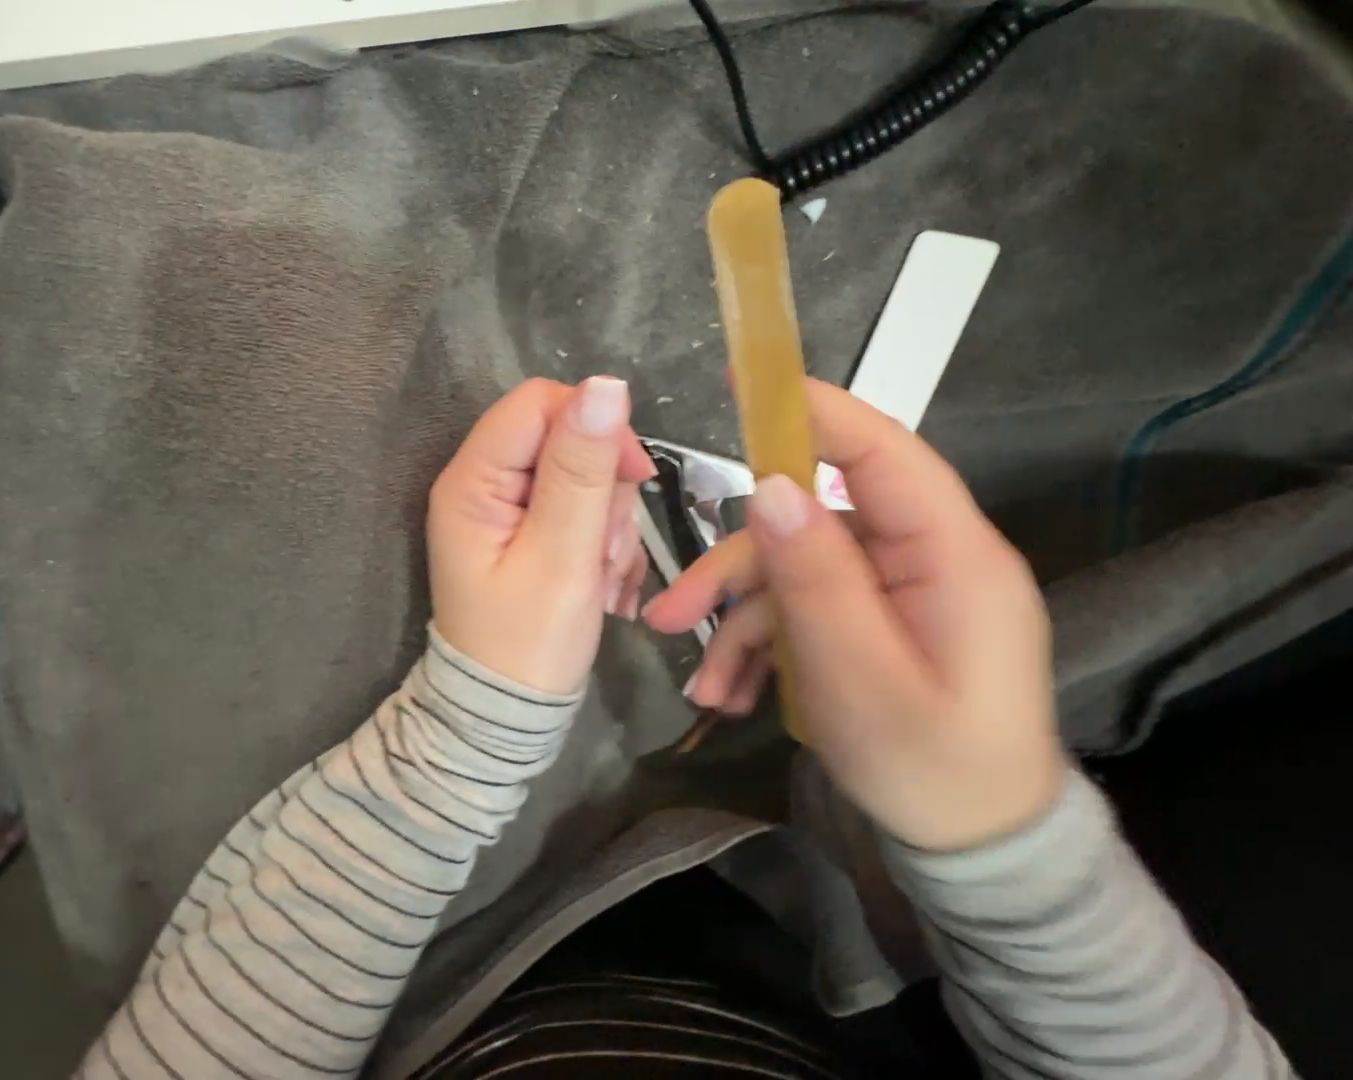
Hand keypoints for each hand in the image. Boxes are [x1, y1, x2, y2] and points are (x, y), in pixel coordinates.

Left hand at [428, 376, 654, 694]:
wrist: (507, 713)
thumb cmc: (530, 644)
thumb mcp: (562, 556)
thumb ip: (581, 470)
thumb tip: (604, 385)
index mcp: (471, 481)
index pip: (538, 404)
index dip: (593, 427)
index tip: (632, 478)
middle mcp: (479, 483)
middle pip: (562, 436)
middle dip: (602, 488)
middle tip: (605, 548)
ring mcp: (502, 508)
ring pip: (579, 473)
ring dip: (606, 520)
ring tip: (600, 574)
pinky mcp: (524, 531)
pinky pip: (578, 507)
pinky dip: (599, 538)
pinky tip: (599, 579)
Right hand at [643, 379, 1064, 850]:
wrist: (974, 846)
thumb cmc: (929, 765)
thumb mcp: (858, 677)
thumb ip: (817, 579)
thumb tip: (771, 489)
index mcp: (950, 557)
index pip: (883, 454)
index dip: (816, 412)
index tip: (746, 382)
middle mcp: (924, 559)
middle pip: (811, 526)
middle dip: (734, 570)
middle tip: (667, 616)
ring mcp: (897, 592)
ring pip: (794, 573)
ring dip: (737, 624)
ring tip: (702, 686)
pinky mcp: (874, 622)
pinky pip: (803, 611)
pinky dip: (760, 646)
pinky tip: (728, 692)